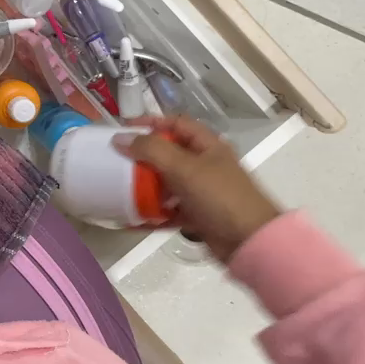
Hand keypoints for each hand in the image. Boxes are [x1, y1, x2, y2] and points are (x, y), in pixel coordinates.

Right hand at [113, 115, 280, 261]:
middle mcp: (204, 165)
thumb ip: (151, 150)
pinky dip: (151, 213)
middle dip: (142, 156)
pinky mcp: (196, 214)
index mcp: (208, 146)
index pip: (176, 123)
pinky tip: (131, 218)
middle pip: (168, 153)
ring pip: (166, 182)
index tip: (124, 128)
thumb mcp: (184, 168)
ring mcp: (201, 191)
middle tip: (116, 160)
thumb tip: (119, 138)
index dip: (151, 122)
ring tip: (119, 187)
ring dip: (143, 185)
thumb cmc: (219, 197)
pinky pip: (167, 210)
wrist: (249, 241)